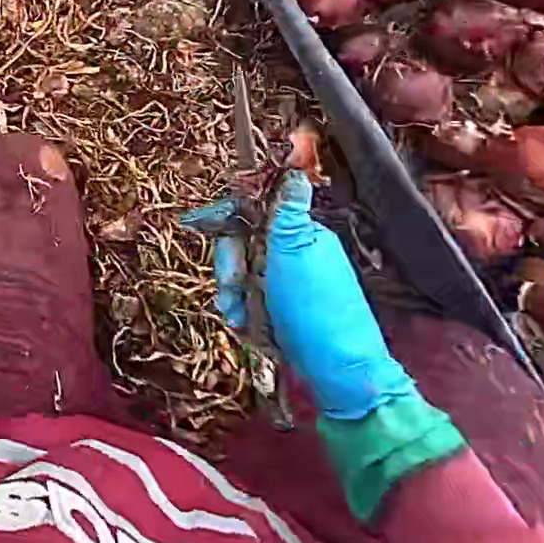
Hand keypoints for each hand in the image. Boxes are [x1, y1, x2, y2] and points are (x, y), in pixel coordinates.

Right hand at [185, 172, 415, 419]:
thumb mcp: (296, 252)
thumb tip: (295, 170)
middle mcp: (291, 254)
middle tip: (231, 291)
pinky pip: (248, 301)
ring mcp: (286, 283)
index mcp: (297, 234)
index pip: (249, 214)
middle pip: (240, 245)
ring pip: (241, 276)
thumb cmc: (316, 308)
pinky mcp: (281, 310)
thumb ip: (287, 211)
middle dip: (230, 268)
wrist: (340, 373)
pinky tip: (248, 327)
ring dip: (234, 295)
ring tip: (240, 317)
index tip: (203, 232)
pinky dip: (244, 314)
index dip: (226, 224)